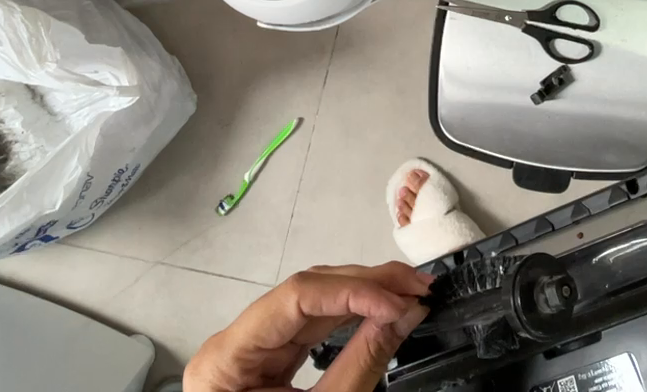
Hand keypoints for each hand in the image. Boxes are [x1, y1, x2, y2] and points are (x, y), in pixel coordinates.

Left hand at [184, 262, 432, 391]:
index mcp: (228, 357)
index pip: (297, 296)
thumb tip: (409, 310)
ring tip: (410, 291)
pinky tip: (383, 307)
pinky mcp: (273, 357)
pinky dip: (354, 313)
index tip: (400, 303)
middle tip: (419, 285)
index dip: (353, 291)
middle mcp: (237, 341)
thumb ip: (363, 361)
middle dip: (370, 284)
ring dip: (368, 292)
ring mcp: (255, 347)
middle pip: (309, 291)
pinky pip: (316, 324)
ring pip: (317, 301)